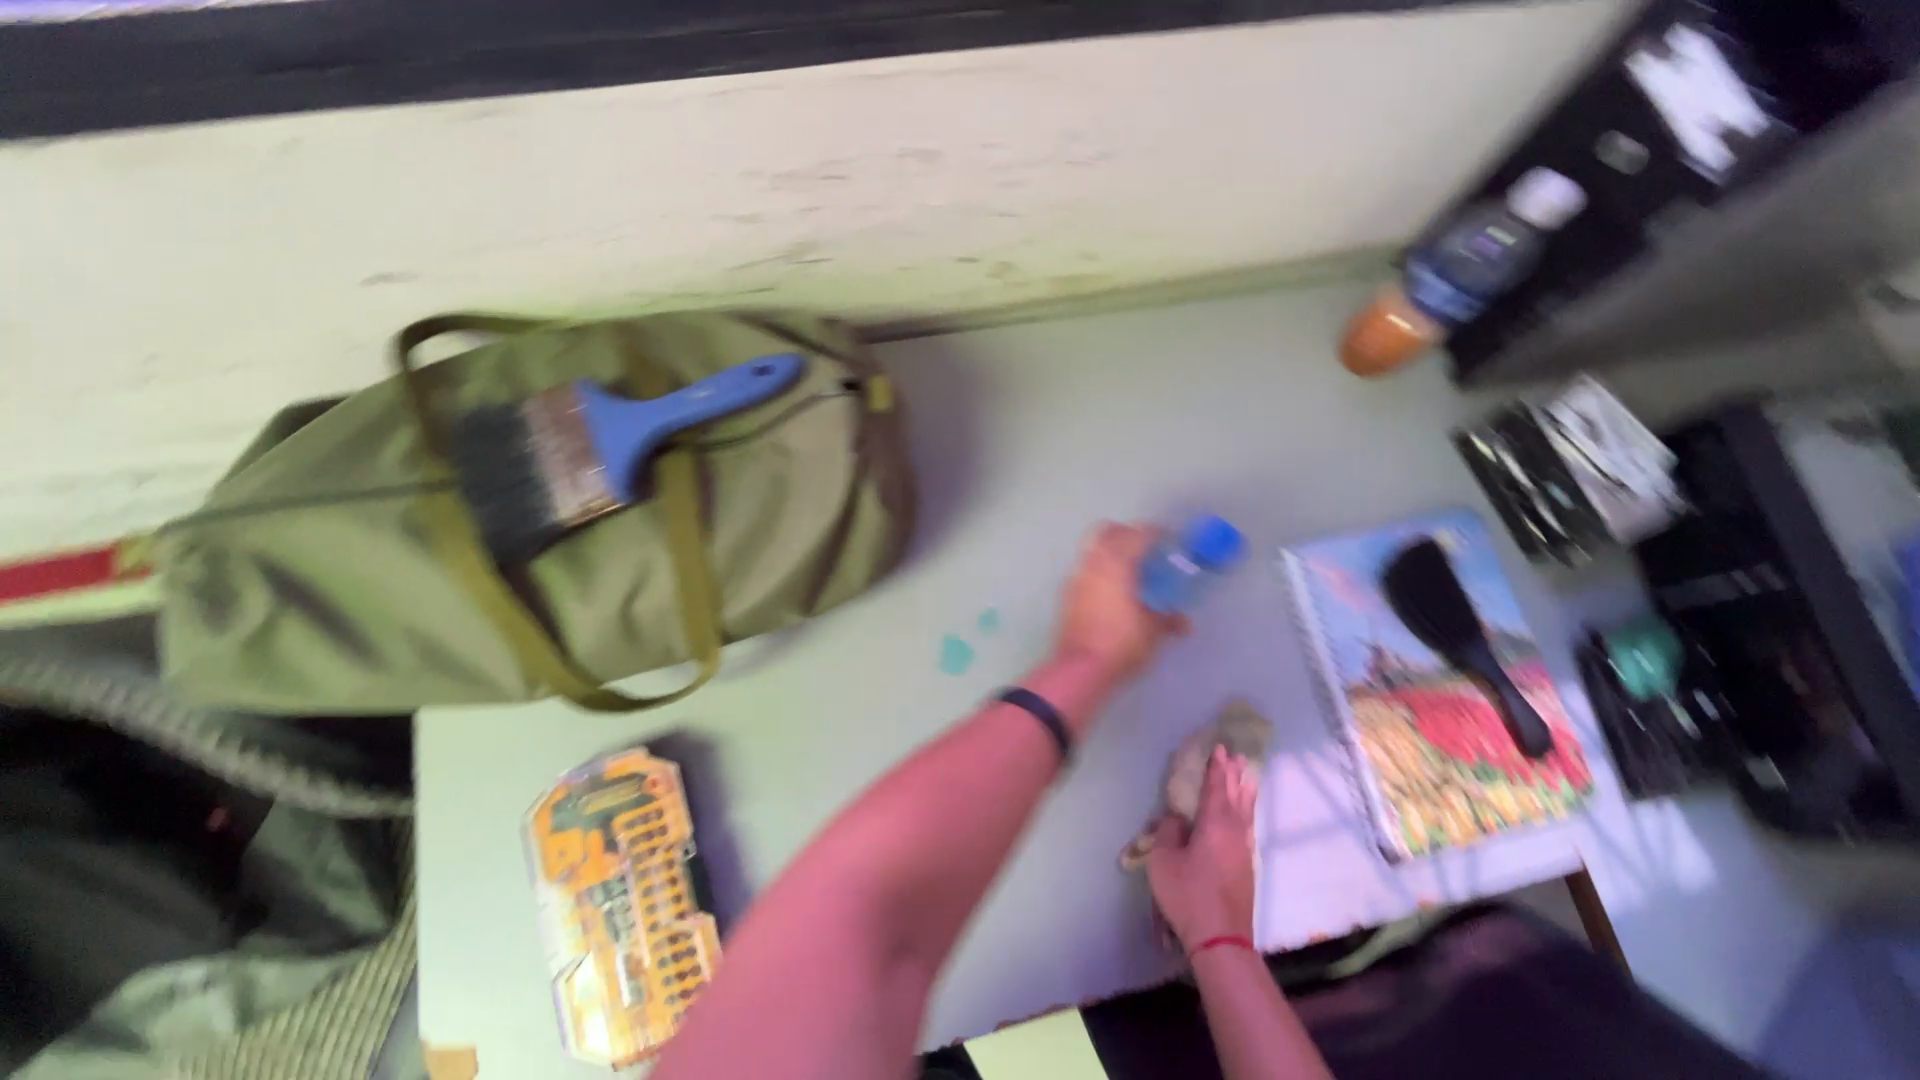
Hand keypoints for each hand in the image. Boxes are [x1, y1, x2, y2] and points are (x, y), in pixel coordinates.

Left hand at [1055, 522, 1188, 682]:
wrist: (1080, 669)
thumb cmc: (1121, 644)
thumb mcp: (1153, 632)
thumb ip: (1168, 620)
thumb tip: (1183, 623)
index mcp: (1118, 564)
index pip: (1138, 534)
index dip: (1156, 533)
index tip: (1168, 540)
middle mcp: (1094, 563)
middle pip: (1108, 531)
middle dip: (1128, 534)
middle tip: (1145, 550)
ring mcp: (1076, 578)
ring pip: (1093, 550)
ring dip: (1111, 553)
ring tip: (1130, 572)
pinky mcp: (1067, 594)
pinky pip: (1085, 571)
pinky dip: (1100, 572)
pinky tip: (1112, 592)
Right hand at [1147, 746, 1259, 949]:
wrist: (1220, 937)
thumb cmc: (1188, 894)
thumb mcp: (1165, 860)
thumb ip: (1169, 832)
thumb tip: (1177, 818)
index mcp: (1214, 824)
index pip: (1215, 788)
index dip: (1216, 769)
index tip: (1219, 749)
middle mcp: (1234, 832)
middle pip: (1236, 797)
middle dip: (1234, 775)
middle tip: (1235, 756)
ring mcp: (1244, 850)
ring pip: (1246, 812)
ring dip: (1244, 792)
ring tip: (1247, 777)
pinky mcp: (1247, 867)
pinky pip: (1248, 827)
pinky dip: (1247, 813)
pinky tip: (1245, 816)